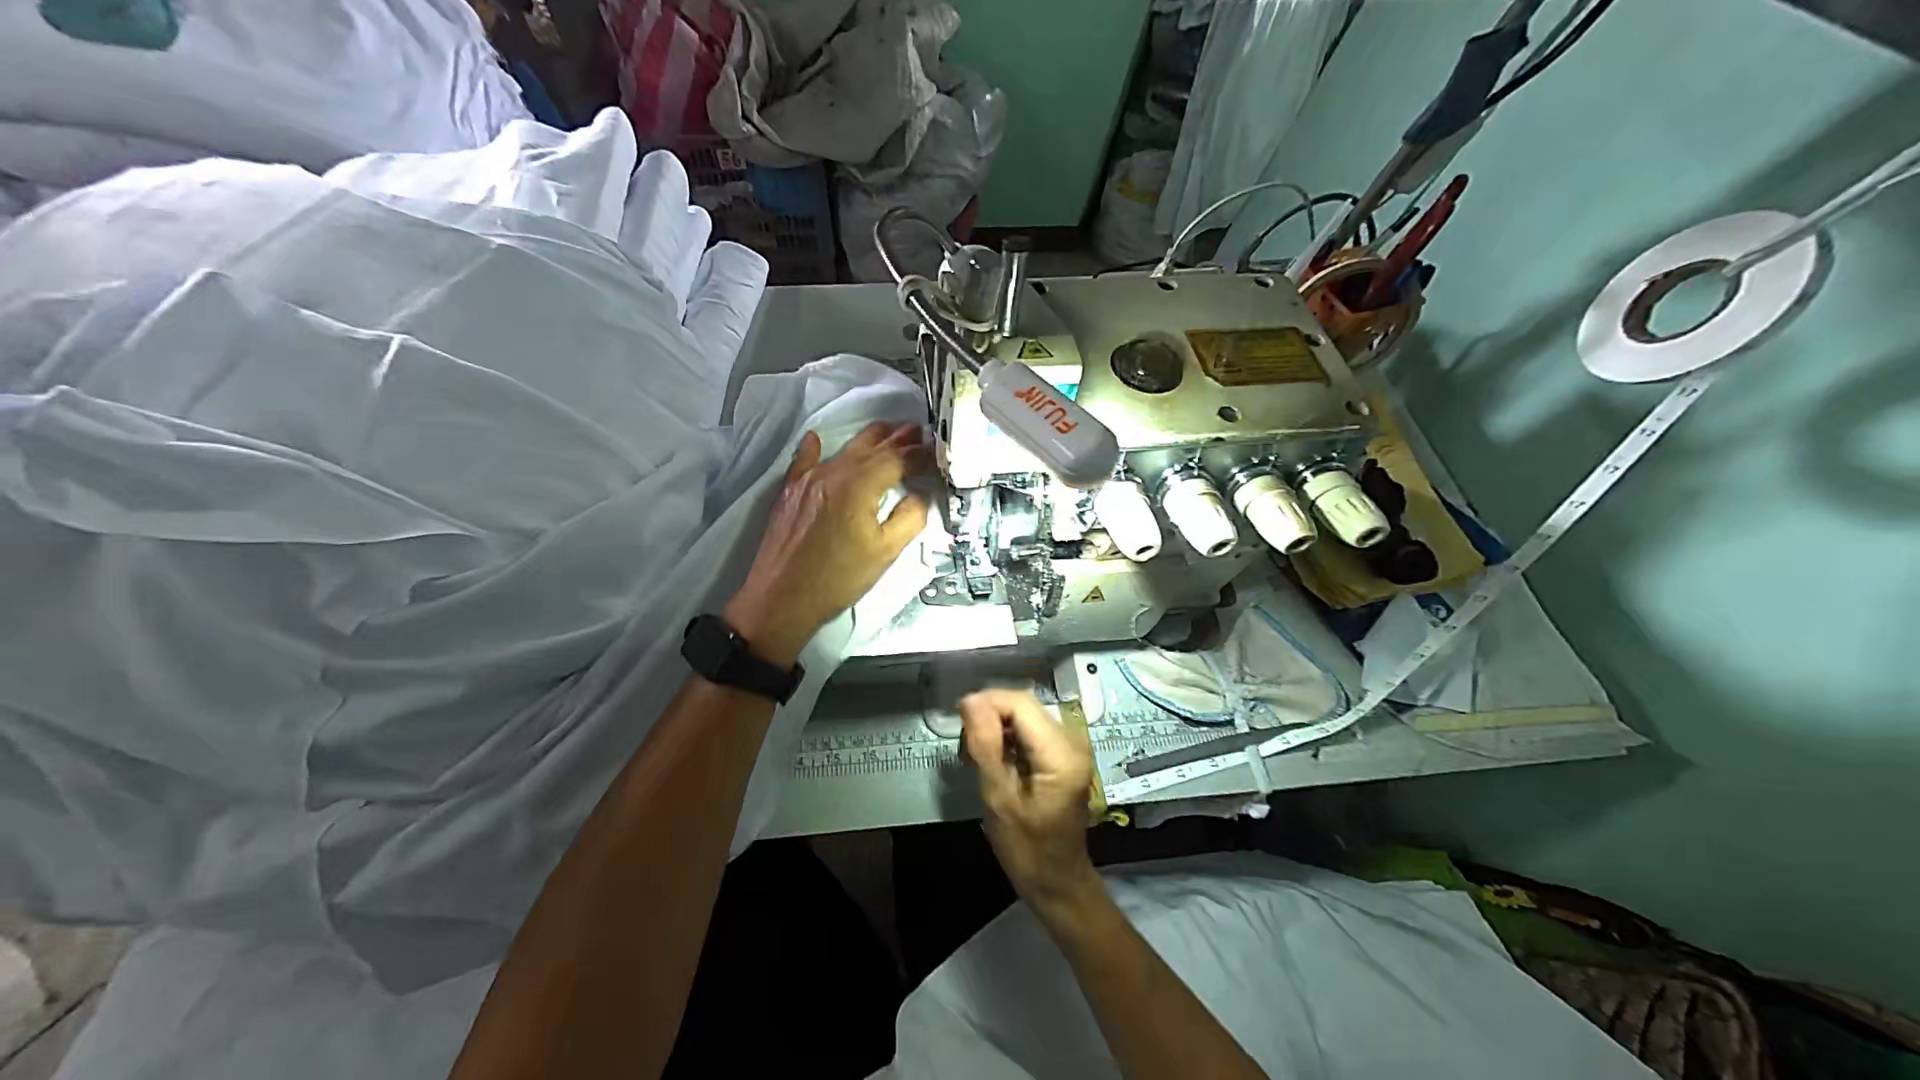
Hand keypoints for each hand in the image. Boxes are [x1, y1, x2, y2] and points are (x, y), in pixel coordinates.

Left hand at [724, 422, 930, 668]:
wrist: (781, 598)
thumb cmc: (836, 579)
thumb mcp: (885, 552)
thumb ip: (910, 518)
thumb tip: (919, 496)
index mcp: (859, 485)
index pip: (897, 458)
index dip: (920, 454)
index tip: (936, 454)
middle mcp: (833, 473)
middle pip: (872, 446)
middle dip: (898, 438)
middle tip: (918, 432)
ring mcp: (808, 479)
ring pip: (844, 449)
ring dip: (870, 440)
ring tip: (888, 433)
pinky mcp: (791, 491)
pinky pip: (806, 460)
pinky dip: (817, 449)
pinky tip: (816, 439)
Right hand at [959, 689, 1100, 919]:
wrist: (1057, 881)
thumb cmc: (1027, 849)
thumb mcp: (999, 799)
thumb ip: (985, 746)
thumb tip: (970, 700)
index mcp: (1061, 753)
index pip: (1019, 704)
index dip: (985, 704)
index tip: (958, 725)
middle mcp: (1072, 741)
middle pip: (1023, 705)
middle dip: (989, 716)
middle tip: (965, 749)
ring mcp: (1070, 746)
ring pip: (1024, 715)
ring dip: (995, 727)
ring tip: (975, 758)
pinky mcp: (1062, 754)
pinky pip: (1029, 730)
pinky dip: (1007, 738)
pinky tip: (993, 762)